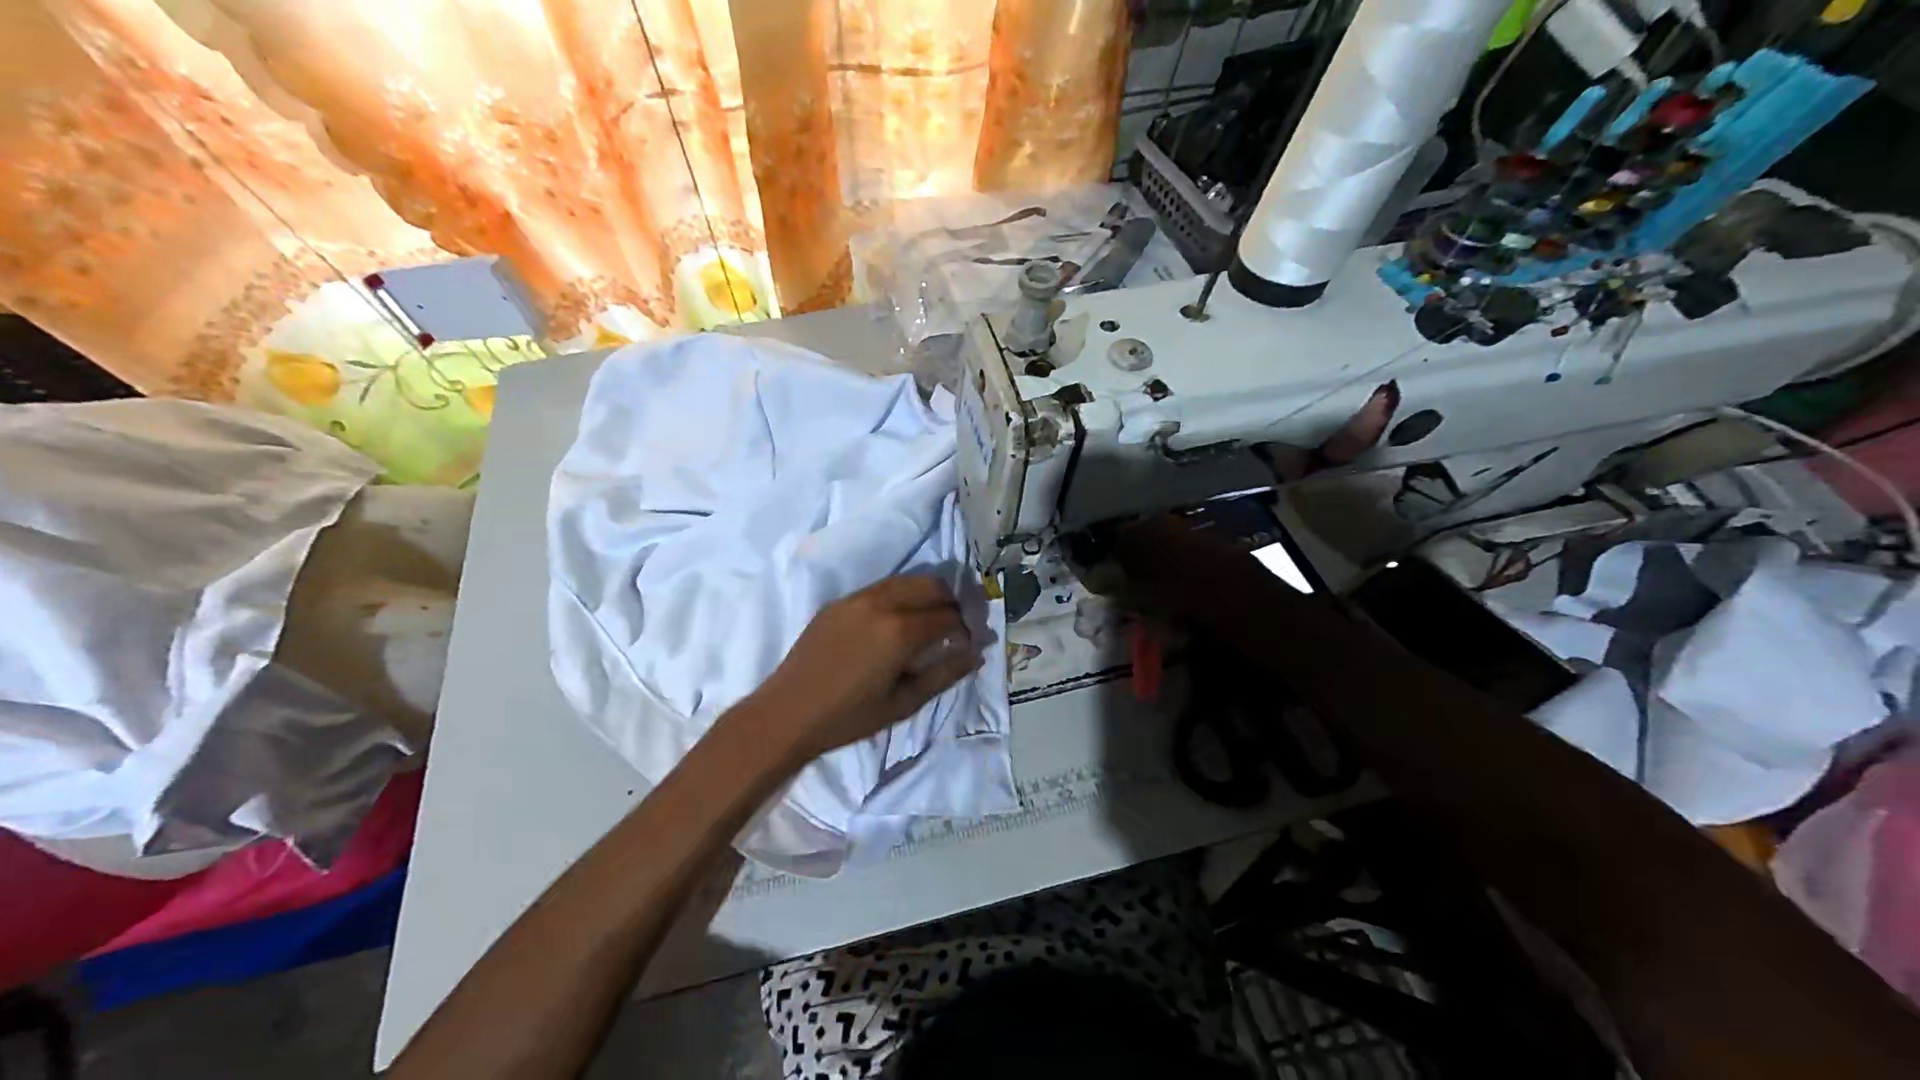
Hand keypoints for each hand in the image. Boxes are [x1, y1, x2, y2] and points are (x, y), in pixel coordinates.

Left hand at [734, 575, 981, 762]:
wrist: (788, 712)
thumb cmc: (849, 716)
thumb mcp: (904, 703)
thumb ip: (944, 674)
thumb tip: (976, 654)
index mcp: (900, 630)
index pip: (949, 616)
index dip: (967, 627)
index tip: (972, 641)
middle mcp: (882, 603)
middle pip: (931, 585)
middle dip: (951, 601)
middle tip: (956, 625)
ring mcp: (857, 598)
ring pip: (905, 580)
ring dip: (926, 593)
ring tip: (930, 619)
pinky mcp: (839, 601)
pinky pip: (880, 587)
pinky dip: (900, 595)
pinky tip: (898, 620)